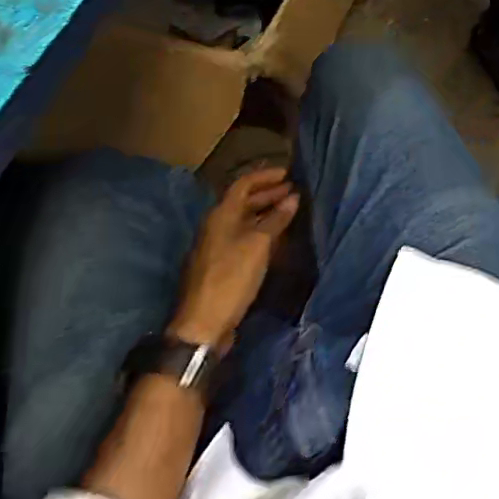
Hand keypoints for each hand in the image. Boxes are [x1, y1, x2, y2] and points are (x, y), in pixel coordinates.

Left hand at [171, 167, 301, 349]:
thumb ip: (276, 219)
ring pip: (245, 221)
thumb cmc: (231, 277)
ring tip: (291, 211)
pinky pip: (244, 238)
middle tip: (294, 191)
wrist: (204, 325)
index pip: (243, 184)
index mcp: (221, 215)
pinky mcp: (222, 265)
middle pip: (243, 202)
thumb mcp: (258, 245)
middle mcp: (216, 226)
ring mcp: (217, 247)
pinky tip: (279, 237)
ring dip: (267, 213)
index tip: (288, 173)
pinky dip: (262, 232)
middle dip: (269, 194)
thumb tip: (292, 198)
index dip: (265, 176)